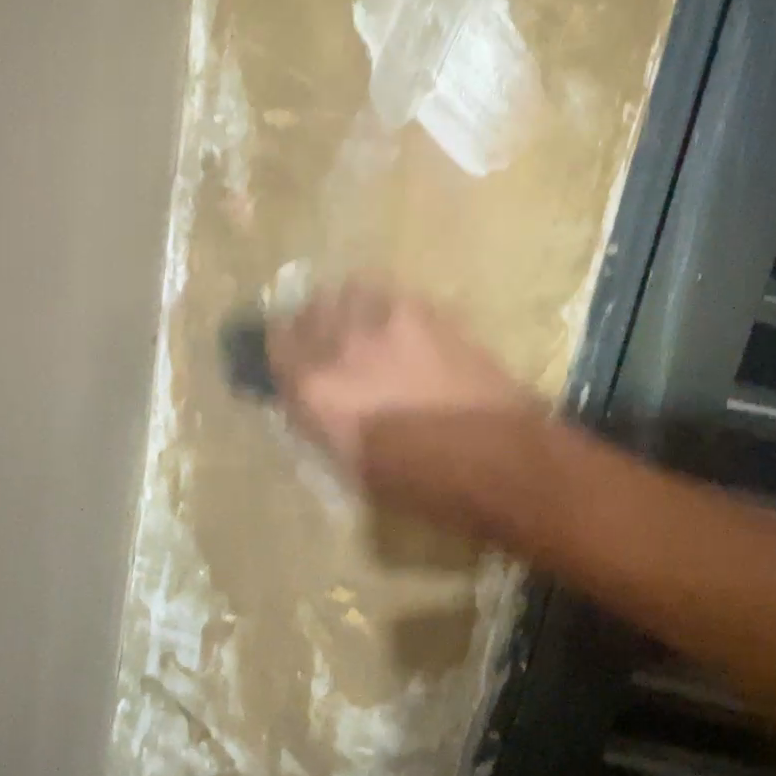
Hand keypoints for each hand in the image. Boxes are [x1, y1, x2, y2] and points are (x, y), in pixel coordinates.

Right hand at [266, 276, 536, 475]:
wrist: (498, 459)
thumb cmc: (422, 484)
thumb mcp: (352, 468)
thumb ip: (323, 424)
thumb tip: (315, 404)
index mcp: (316, 389)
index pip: (277, 346)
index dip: (282, 353)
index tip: (289, 362)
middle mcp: (342, 343)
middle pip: (308, 311)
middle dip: (310, 325)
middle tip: (322, 344)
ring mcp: (388, 320)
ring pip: (350, 291)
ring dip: (347, 307)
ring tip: (360, 327)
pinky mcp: (430, 311)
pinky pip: (393, 296)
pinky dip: (386, 308)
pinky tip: (400, 329)